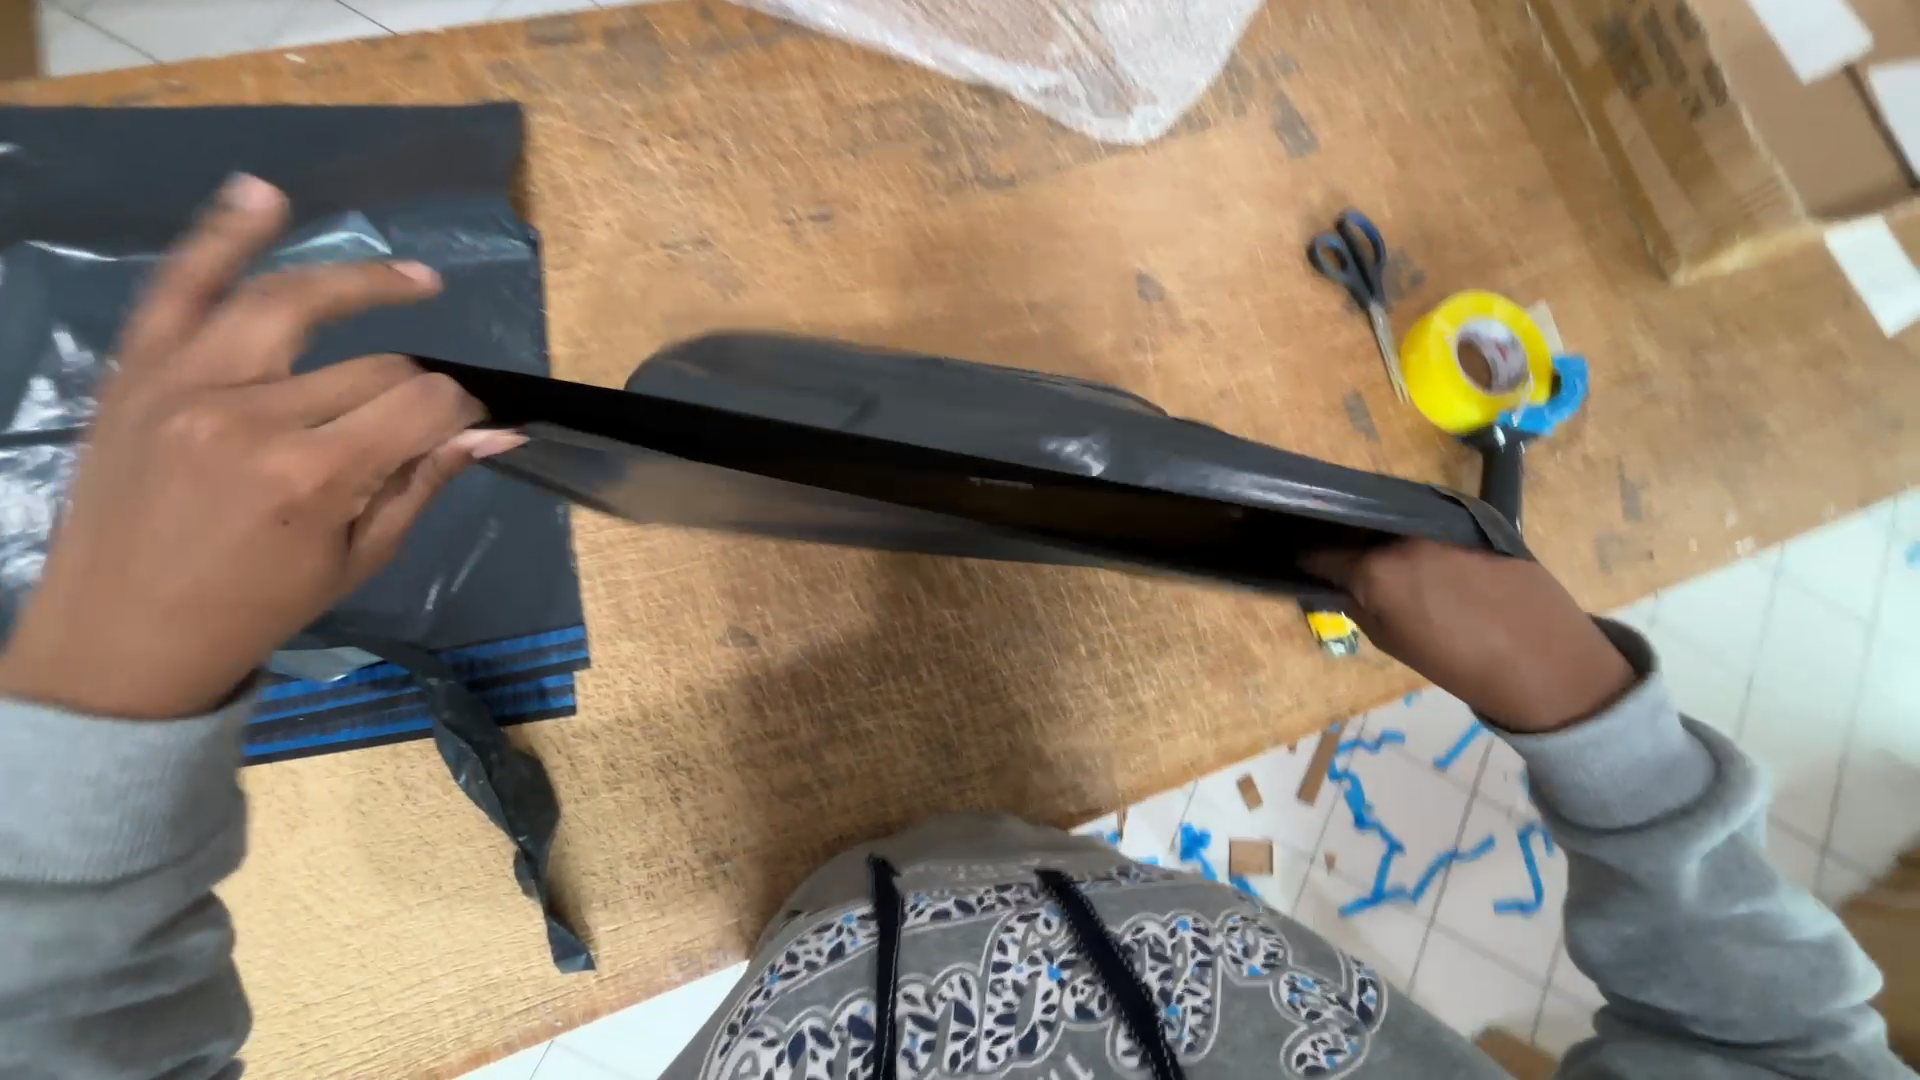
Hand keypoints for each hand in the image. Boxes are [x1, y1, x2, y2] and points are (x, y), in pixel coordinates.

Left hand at [0, 174, 522, 719]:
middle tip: (435, 406)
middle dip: (422, 384)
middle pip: (375, 365)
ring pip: (289, 304)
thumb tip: (500, 432)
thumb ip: (428, 478)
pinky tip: (264, 195)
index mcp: (314, 474)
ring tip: (417, 280)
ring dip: (362, 283)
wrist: (126, 633)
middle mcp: (250, 416)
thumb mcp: (366, 551)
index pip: (423, 405)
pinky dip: (221, 237)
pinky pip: (178, 287)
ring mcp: (183, 384)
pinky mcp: (138, 373)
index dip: (464, 409)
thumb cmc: (265, 603)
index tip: (475, 424)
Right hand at [1305, 540, 1635, 733]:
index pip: (1321, 555)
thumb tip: (1339, 586)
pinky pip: (1428, 524)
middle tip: (1345, 566)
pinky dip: (1415, 537)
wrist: (1546, 660)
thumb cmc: (1459, 664)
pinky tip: (1424, 559)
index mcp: (1375, 570)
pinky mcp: (1472, 523)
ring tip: (1386, 562)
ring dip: (1381, 539)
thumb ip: (1358, 607)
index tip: (1304, 568)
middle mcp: (1402, 538)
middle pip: (1357, 532)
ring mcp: (1439, 526)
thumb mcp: (1391, 642)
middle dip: (1346, 546)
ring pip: (1393, 525)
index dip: (1309, 562)